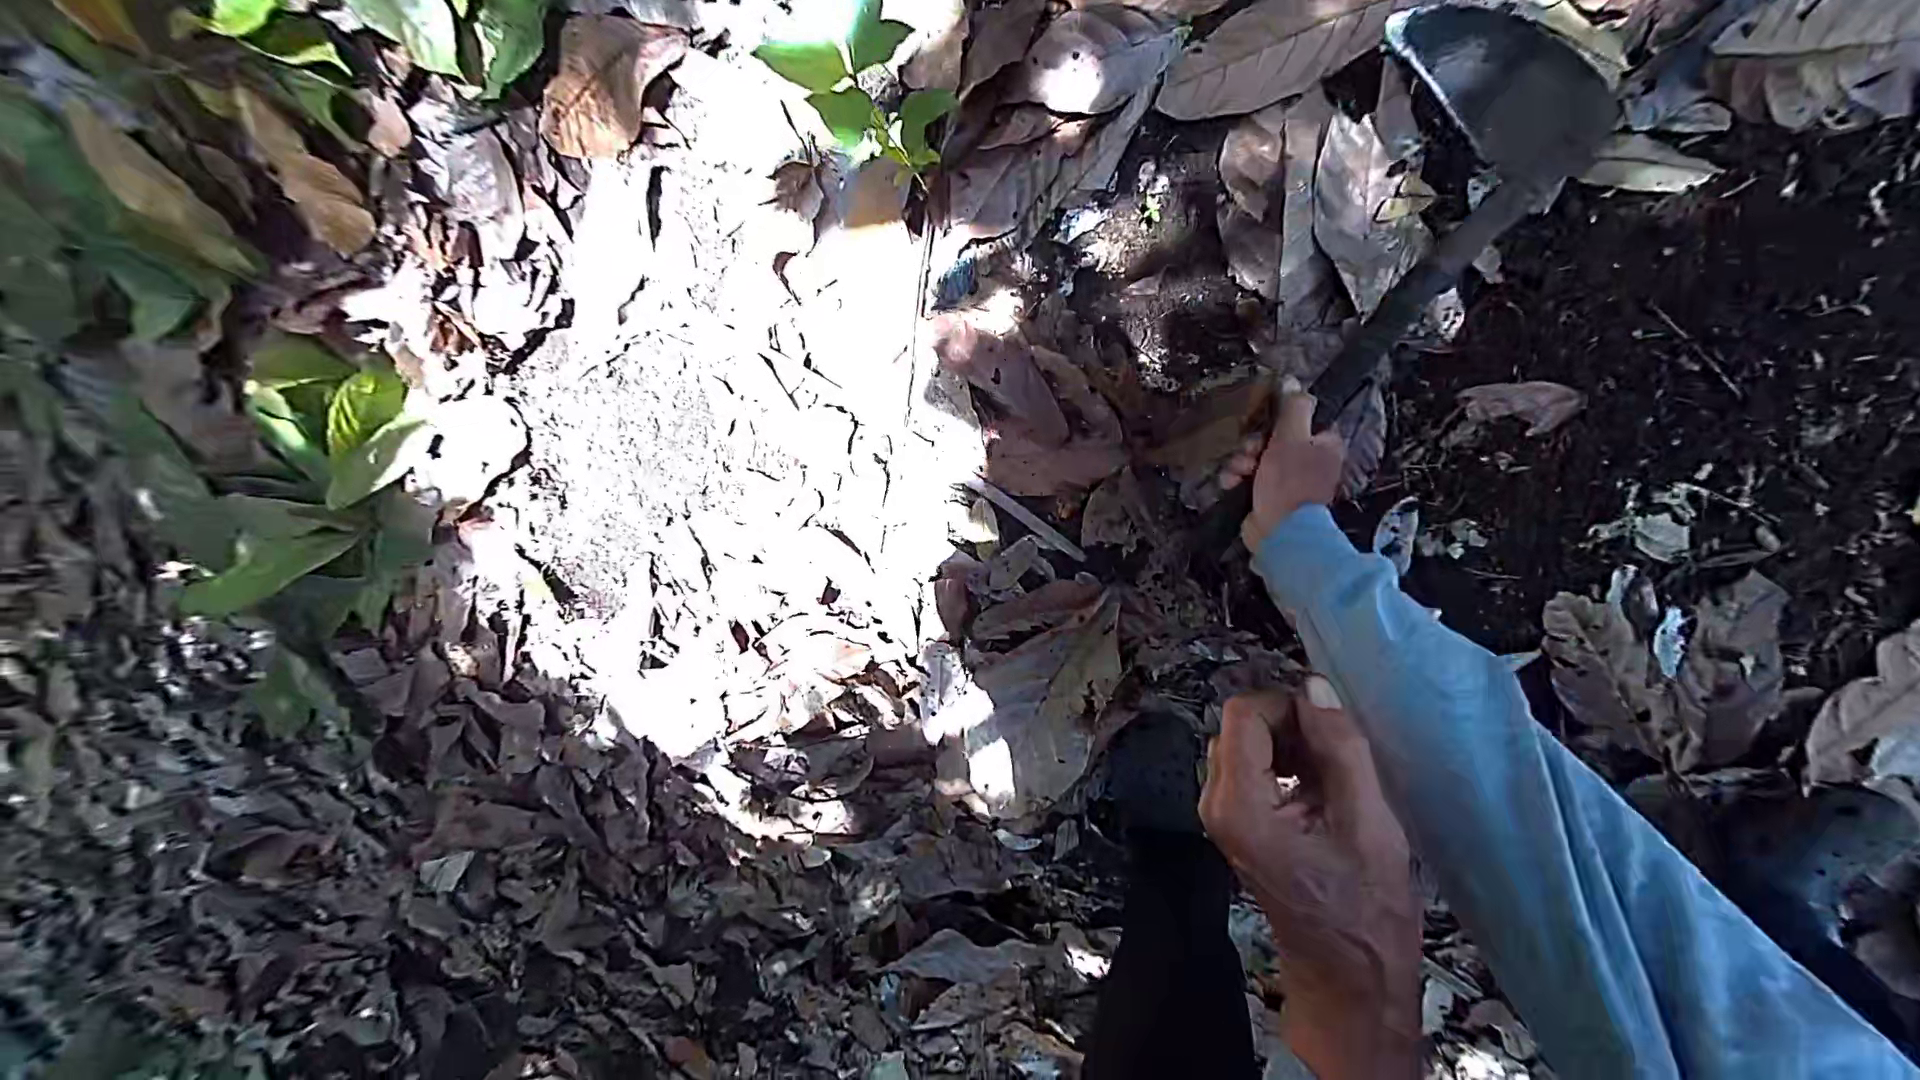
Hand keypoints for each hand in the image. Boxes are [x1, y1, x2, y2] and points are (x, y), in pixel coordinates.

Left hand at [1200, 680, 1419, 1079]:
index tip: (1330, 727)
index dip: (1286, 706)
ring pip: (1243, 742)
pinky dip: (1282, 763)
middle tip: (1336, 755)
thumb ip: (1340, 749)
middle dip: (1288, 727)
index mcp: (1237, 804)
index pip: (1242, 714)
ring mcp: (1218, 810)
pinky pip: (1248, 766)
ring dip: (1288, 744)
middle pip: (1238, 726)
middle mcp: (1214, 800)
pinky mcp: (1231, 818)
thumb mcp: (1370, 825)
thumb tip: (1315, 685)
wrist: (1347, 976)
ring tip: (1333, 775)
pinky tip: (1319, 788)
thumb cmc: (1365, 910)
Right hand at [1220, 381, 1345, 550]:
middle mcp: (1309, 462)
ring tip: (1239, 472)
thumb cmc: (1289, 482)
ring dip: (1240, 462)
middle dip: (1252, 446)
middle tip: (1249, 454)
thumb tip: (1292, 381)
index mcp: (1323, 445)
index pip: (1298, 423)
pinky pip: (1247, 480)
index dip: (1276, 424)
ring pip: (1255, 459)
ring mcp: (1287, 482)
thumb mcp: (1291, 438)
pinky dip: (1236, 480)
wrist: (1280, 532)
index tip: (1263, 428)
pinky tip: (1231, 484)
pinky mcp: (1267, 498)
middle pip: (1272, 440)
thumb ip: (1292, 408)